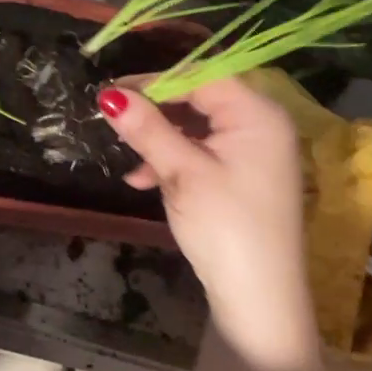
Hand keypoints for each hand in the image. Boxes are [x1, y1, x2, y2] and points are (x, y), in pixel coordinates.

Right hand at [97, 77, 306, 311]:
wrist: (257, 294)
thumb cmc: (224, 225)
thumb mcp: (180, 173)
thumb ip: (147, 129)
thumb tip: (109, 94)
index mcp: (257, 114)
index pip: (202, 76)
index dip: (155, 81)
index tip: (110, 93)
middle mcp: (261, 124)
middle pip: (200, 98)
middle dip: (156, 110)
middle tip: (115, 121)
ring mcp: (254, 152)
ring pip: (197, 127)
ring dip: (160, 138)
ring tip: (129, 157)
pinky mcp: (242, 176)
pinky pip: (202, 152)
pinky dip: (173, 160)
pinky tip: (144, 180)